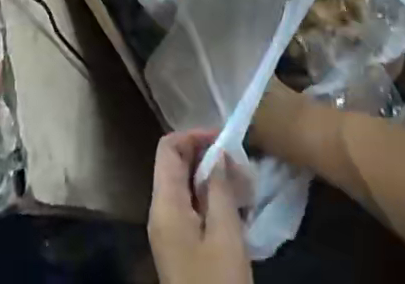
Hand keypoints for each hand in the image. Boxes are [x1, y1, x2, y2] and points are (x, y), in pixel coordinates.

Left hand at [148, 130, 252, 283]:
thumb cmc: (217, 283)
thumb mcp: (225, 234)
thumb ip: (220, 188)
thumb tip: (218, 153)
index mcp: (164, 205)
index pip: (168, 148)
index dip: (195, 136)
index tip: (226, 141)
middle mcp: (160, 212)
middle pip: (176, 164)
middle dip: (207, 156)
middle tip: (240, 165)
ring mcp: (169, 231)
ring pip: (186, 185)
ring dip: (213, 178)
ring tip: (243, 185)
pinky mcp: (180, 246)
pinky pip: (192, 207)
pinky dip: (212, 198)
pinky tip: (237, 207)